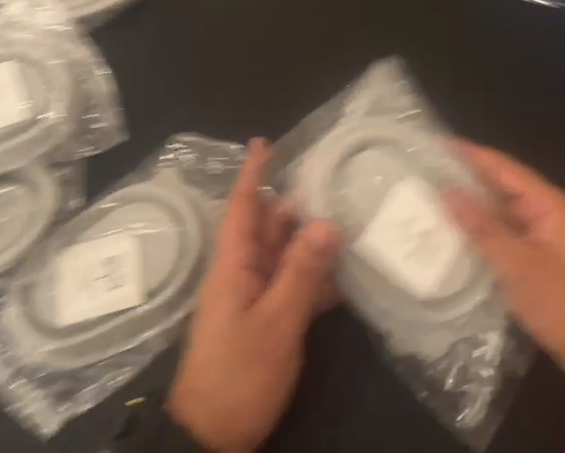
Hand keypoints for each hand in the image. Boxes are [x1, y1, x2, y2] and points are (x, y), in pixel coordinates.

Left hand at [169, 138, 339, 452]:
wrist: (213, 436)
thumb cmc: (238, 374)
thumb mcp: (275, 324)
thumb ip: (301, 273)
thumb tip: (326, 221)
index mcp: (233, 266)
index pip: (242, 207)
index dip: (253, 174)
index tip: (264, 141)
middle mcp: (242, 275)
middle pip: (269, 228)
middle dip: (297, 205)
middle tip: (334, 181)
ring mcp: (254, 300)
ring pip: (285, 257)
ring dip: (312, 242)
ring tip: (351, 219)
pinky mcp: (267, 324)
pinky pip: (292, 288)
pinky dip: (317, 279)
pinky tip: (349, 276)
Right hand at [444, 142, 564, 452]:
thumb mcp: (520, 267)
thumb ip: (484, 228)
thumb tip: (448, 191)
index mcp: (552, 205)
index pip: (504, 168)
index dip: (469, 154)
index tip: (433, 145)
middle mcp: (552, 214)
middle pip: (504, 188)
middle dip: (467, 181)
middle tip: (424, 175)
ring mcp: (551, 240)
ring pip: (506, 215)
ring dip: (474, 210)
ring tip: (432, 203)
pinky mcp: (547, 264)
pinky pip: (510, 238)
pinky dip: (485, 235)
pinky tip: (459, 241)